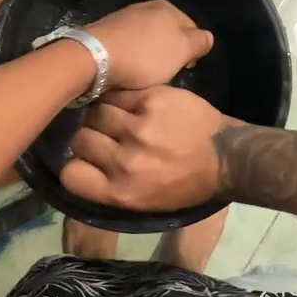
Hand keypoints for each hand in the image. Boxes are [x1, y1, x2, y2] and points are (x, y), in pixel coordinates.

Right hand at [61, 87, 228, 211]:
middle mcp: (126, 160)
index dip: (75, 165)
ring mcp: (140, 127)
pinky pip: (119, 94)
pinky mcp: (153, 99)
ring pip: (97, 111)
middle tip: (107, 136)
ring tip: (119, 118)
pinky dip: (122, 99)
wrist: (226, 156)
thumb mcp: (144, 202)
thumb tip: (76, 163)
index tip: (86, 160)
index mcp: (121, 192)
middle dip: (90, 136)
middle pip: (80, 138)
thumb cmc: (186, 183)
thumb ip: (109, 186)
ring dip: (104, 114)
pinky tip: (134, 105)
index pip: (70, 174)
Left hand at [84, 0, 214, 90]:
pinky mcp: (106, 32)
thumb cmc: (145, 56)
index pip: (191, 26)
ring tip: (149, 74)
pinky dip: (133, 56)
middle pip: (168, 31)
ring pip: (148, 38)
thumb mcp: (180, 51)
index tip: (188, 67)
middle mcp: (146, 7)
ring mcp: (124, 18)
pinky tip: (130, 69)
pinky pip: (129, 45)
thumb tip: (208, 36)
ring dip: (151, 54)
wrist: (94, 58)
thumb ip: (197, 43)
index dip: (194, 47)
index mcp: (167, 8)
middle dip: (171, 50)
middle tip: (170, 73)